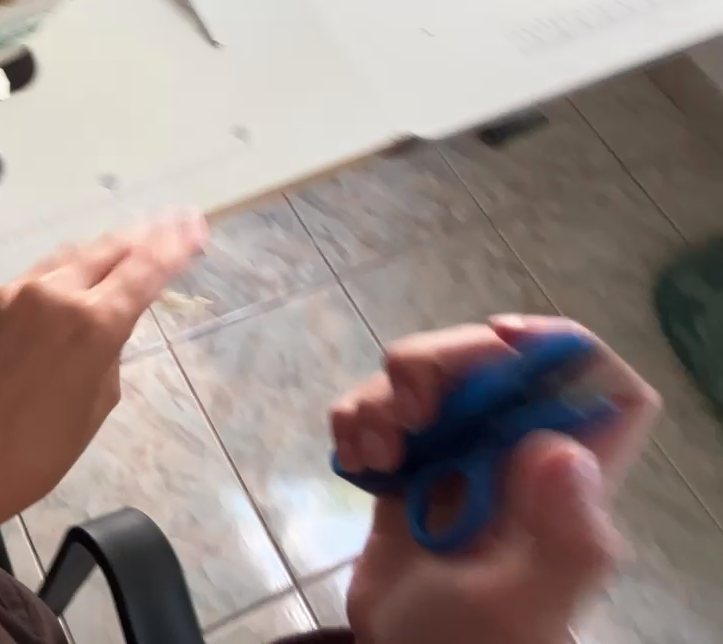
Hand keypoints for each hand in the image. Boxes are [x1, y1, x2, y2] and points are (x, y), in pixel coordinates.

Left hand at [0, 213, 207, 569]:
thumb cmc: (38, 450)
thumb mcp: (95, 402)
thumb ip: (106, 349)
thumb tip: (103, 321)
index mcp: (91, 324)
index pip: (142, 271)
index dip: (173, 246)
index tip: (195, 225)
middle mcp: (52, 293)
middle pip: (106, 250)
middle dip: (143, 235)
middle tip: (173, 221)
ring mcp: (15, 292)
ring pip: (70, 256)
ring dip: (104, 248)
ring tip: (134, 240)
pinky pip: (40, 274)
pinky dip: (68, 267)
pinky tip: (81, 270)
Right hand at [332, 316, 661, 643]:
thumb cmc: (472, 643)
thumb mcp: (523, 603)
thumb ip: (561, 535)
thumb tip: (558, 445)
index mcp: (566, 480)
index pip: (600, 388)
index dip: (561, 347)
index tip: (497, 338)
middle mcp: (513, 454)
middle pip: (484, 362)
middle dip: (432, 365)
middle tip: (406, 411)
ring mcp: (451, 455)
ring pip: (417, 381)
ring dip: (378, 400)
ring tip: (369, 454)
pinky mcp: (400, 463)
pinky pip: (371, 410)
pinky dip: (350, 421)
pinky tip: (351, 462)